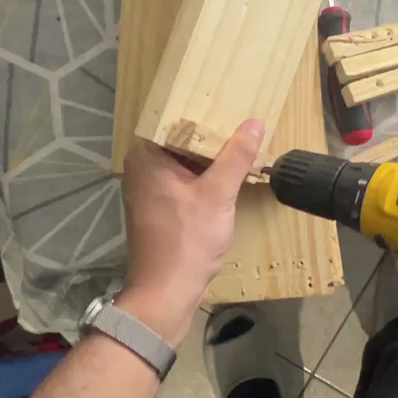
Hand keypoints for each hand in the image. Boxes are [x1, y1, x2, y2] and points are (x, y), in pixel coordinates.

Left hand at [118, 119, 263, 338]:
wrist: (167, 292)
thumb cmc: (187, 240)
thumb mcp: (218, 194)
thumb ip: (236, 157)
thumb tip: (255, 123)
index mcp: (146, 155)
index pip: (178, 121)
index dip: (207, 113)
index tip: (235, 105)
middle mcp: (142, 167)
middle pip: (183, 141)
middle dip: (214, 137)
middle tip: (246, 123)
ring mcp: (150, 189)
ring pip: (187, 162)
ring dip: (212, 159)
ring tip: (244, 144)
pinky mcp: (160, 208)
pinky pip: (186, 181)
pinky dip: (206, 178)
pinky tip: (230, 175)